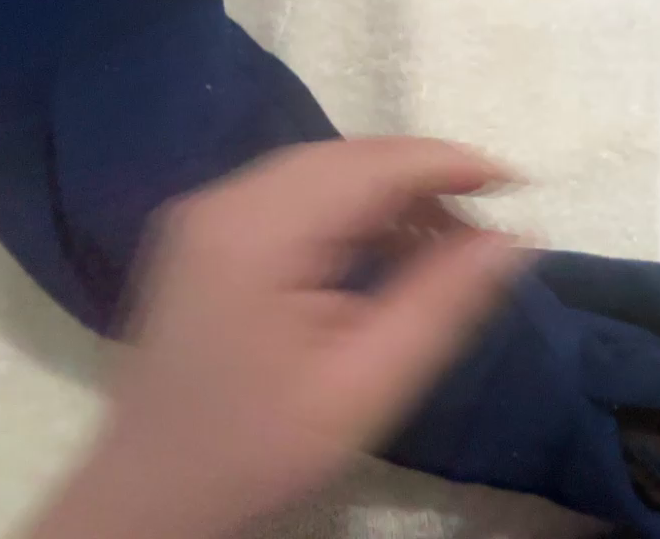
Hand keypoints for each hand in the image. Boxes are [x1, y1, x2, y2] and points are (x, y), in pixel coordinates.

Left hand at [28, 138, 530, 538]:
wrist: (142, 510)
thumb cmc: (255, 457)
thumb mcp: (366, 386)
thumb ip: (445, 302)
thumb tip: (517, 236)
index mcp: (256, 233)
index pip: (373, 164)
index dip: (451, 163)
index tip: (517, 183)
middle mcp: (228, 200)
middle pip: (352, 157)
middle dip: (429, 177)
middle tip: (489, 217)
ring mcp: (216, 212)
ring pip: (333, 169)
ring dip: (399, 192)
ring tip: (451, 238)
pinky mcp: (217, 230)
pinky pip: (308, 193)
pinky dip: (363, 209)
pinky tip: (395, 247)